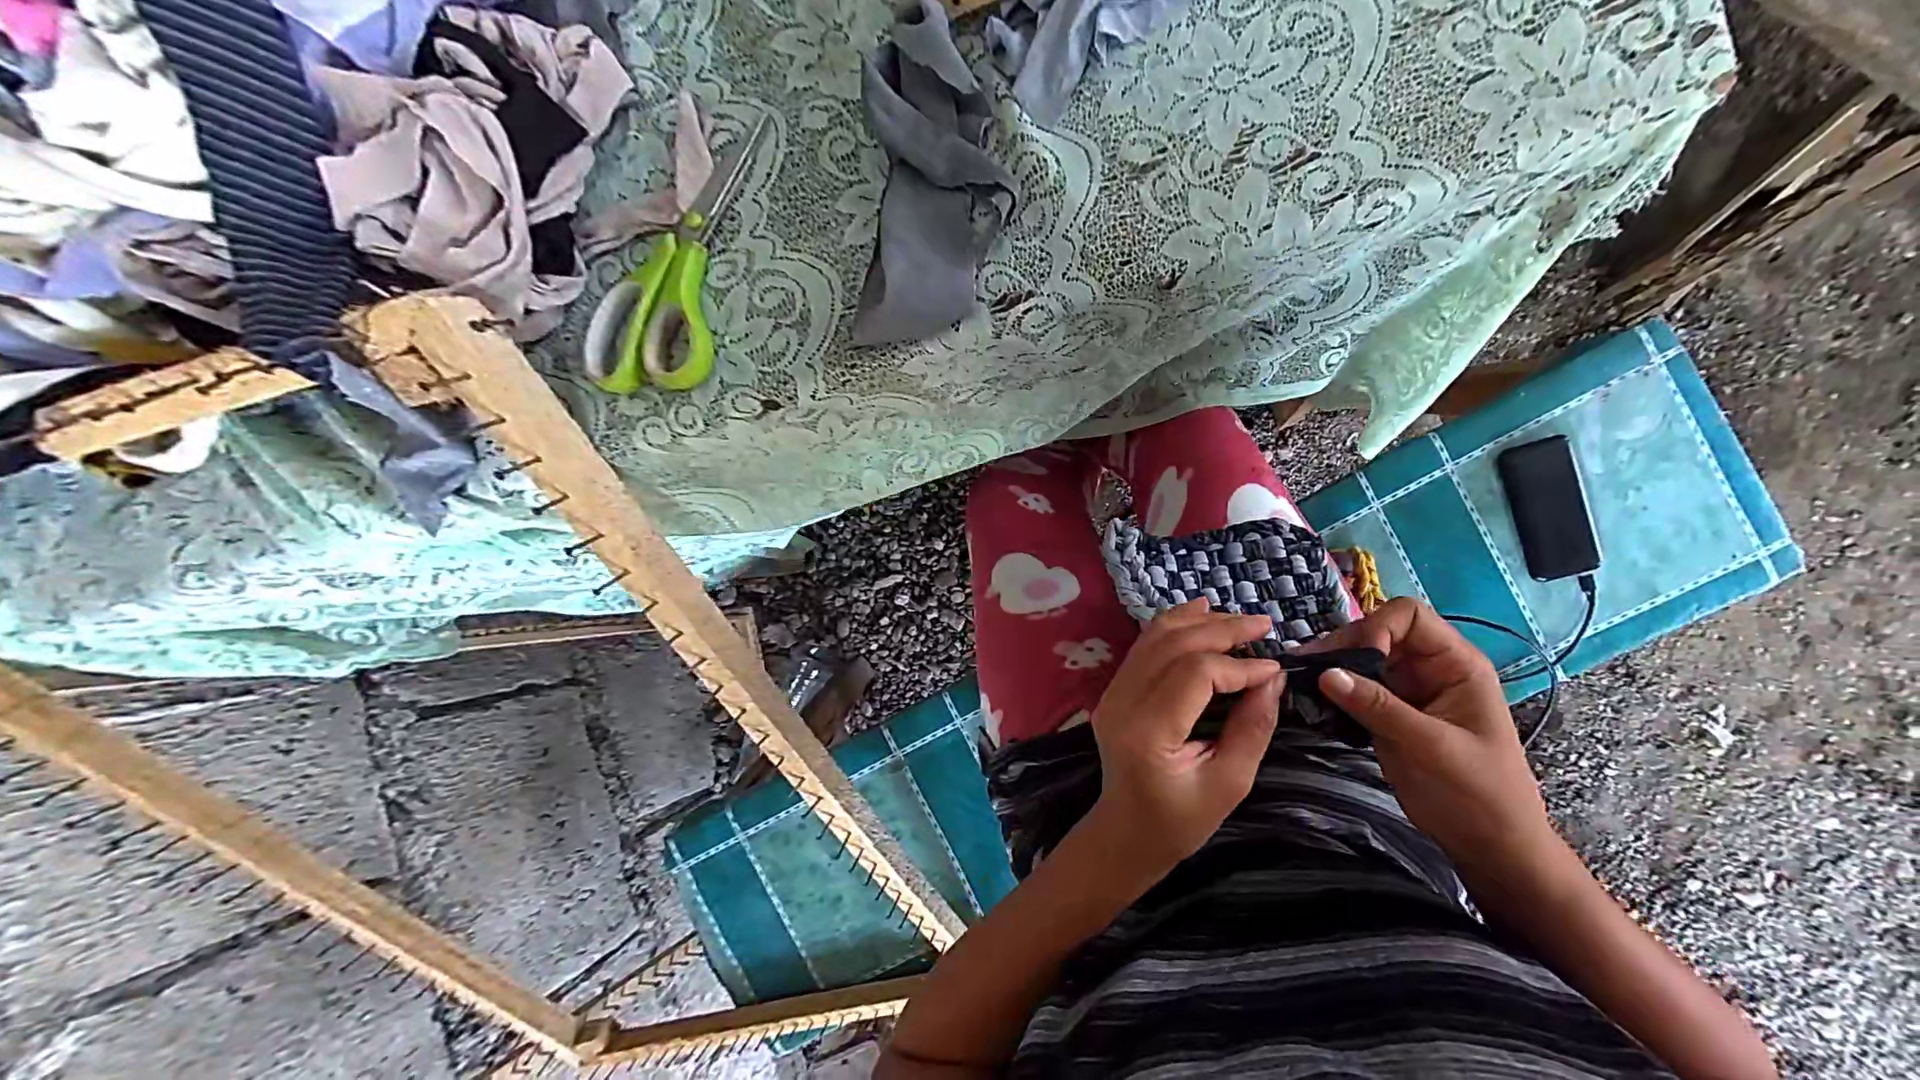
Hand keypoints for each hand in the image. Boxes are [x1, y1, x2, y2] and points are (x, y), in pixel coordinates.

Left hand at [1085, 600, 1283, 875]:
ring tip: (1236, 616)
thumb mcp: (1229, 784)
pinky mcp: (1113, 691)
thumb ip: (1251, 728)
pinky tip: (1198, 617)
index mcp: (1147, 731)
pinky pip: (1144, 648)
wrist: (1125, 832)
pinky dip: (1173, 628)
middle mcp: (1121, 702)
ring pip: (1153, 638)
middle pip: (1172, 645)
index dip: (1238, 665)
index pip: (1194, 674)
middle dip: (1221, 629)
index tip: (1274, 668)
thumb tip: (1273, 679)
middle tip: (1264, 624)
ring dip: (1196, 621)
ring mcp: (1111, 694)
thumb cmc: (1180, 820)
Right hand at [1307, 598, 1561, 881]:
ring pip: (1359, 658)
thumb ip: (1379, 708)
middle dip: (1342, 647)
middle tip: (1305, 669)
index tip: (1353, 661)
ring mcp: (1406, 689)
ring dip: (1329, 666)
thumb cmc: (1480, 794)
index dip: (1377, 629)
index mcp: (1457, 665)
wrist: (1490, 845)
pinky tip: (1310, 698)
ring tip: (1299, 681)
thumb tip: (1325, 673)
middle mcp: (1429, 668)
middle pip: (1376, 633)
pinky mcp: (1386, 711)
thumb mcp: (1432, 748)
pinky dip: (1330, 689)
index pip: (1409, 617)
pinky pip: (1353, 686)